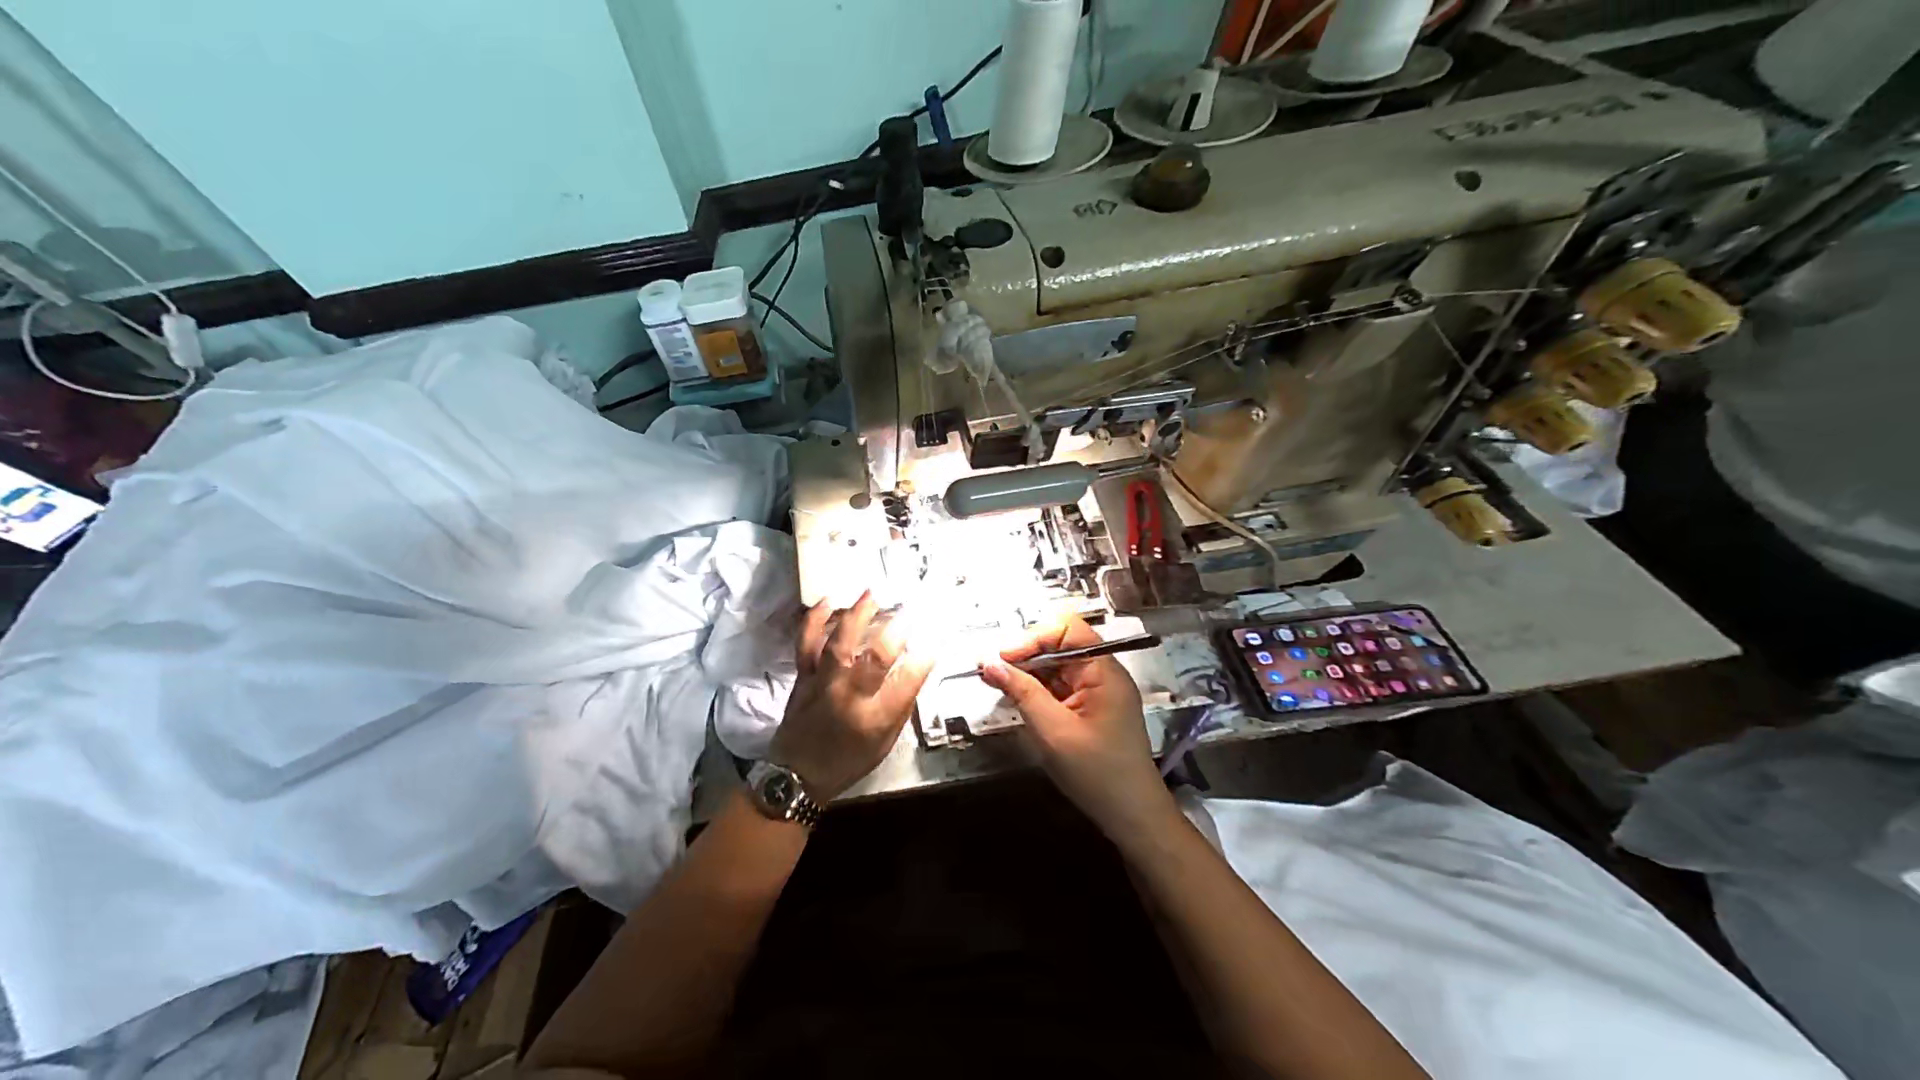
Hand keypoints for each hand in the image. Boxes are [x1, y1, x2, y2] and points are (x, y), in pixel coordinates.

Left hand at [770, 592, 933, 800]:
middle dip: (896, 630)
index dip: (924, 658)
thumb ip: (901, 705)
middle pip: (874, 658)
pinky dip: (814, 621)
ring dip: (856, 616)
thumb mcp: (885, 742)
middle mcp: (850, 698)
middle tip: (910, 608)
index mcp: (875, 719)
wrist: (797, 775)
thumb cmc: (847, 760)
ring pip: (838, 644)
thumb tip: (916, 668)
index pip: (907, 681)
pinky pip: (806, 645)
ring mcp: (823, 684)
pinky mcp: (802, 677)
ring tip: (872, 593)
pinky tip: (828, 602)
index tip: (935, 638)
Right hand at [980, 615, 1174, 836]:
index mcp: (1104, 671)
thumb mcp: (1053, 731)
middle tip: (992, 673)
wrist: (1132, 817)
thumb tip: (990, 663)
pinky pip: (1062, 687)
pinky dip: (1039, 690)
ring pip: (1058, 667)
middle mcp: (1104, 674)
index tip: (1003, 659)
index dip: (1033, 637)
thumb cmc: (1096, 772)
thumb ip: (1021, 692)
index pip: (1067, 630)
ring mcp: (1099, 692)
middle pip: (1061, 645)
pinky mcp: (1092, 710)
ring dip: (1029, 673)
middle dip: (1026, 655)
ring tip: (999, 686)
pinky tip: (1018, 700)